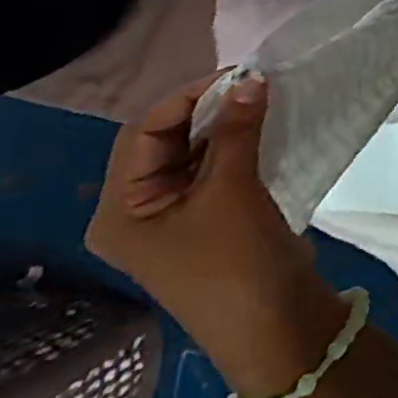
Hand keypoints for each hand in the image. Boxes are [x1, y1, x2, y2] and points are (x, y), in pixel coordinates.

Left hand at [87, 74, 330, 354]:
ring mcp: (181, 214)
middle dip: (208, 109)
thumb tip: (252, 78)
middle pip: (167, 142)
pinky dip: (244, 144)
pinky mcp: (218, 217)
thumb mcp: (232, 193)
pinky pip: (223, 168)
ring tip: (266, 98)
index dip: (187, 98)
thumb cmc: (235, 263)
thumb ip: (238, 132)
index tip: (239, 74)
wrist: (276, 323)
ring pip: (198, 153)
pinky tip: (269, 127)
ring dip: (229, 124)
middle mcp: (141, 209)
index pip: (143, 135)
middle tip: (256, 82)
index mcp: (120, 210)